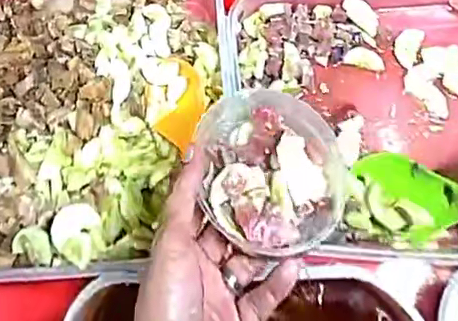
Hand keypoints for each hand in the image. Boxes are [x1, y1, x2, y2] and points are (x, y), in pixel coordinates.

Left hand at [136, 152, 300, 320]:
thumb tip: (191, 153)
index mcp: (176, 244)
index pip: (196, 205)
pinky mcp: (238, 318)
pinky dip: (278, 282)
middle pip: (225, 233)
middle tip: (270, 192)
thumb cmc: (166, 300)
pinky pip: (261, 297)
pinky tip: (291, 265)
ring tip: (288, 226)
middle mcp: (197, 265)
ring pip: (247, 263)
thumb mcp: (171, 241)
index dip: (213, 183)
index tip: (235, 160)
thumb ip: (183, 199)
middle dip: (246, 214)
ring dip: (267, 248)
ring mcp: (219, 293)